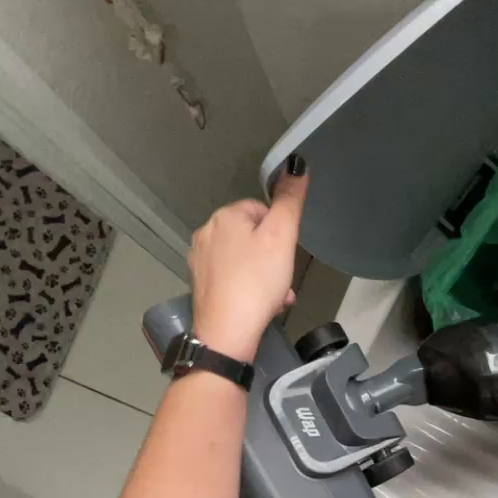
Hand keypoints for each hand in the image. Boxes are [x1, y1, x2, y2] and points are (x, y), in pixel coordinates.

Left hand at [186, 155, 308, 360]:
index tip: (286, 255)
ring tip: (275, 298)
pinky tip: (260, 306)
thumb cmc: (256, 283)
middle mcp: (207, 233)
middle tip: (283, 281)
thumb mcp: (282, 237)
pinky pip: (232, 278)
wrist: (228, 333)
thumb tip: (296, 164)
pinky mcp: (201, 286)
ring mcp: (201, 261)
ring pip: (244, 260)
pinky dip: (249, 289)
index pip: (261, 210)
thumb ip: (289, 201)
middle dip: (272, 258)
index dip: (280, 232)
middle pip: (252, 237)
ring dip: (265, 276)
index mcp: (225, 216)